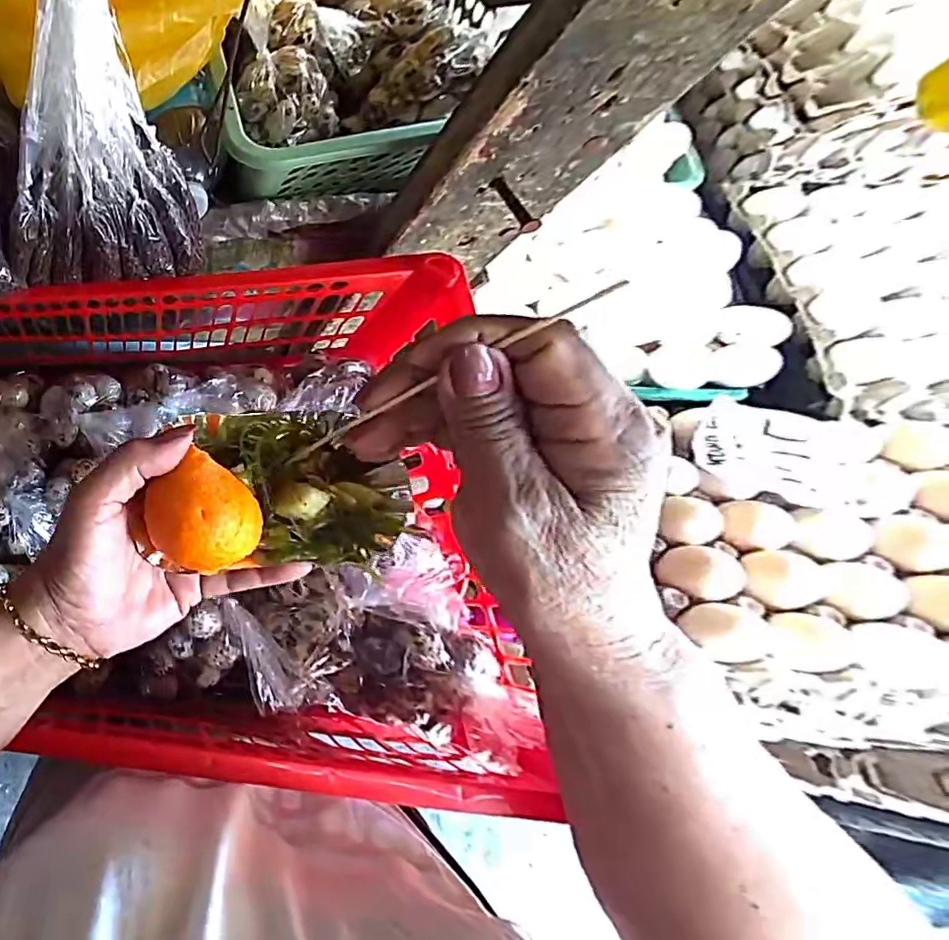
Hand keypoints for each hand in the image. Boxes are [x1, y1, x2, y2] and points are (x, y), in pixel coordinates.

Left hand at [12, 427, 309, 659]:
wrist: (70, 621)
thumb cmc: (77, 553)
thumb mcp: (94, 499)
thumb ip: (132, 464)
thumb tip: (187, 436)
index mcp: (142, 488)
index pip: (183, 460)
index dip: (216, 448)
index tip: (257, 437)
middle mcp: (166, 515)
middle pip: (214, 495)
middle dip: (252, 485)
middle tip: (298, 474)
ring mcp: (183, 551)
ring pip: (232, 534)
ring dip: (267, 527)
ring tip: (309, 514)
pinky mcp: (193, 587)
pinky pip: (234, 576)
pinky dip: (265, 572)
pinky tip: (300, 563)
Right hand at [345, 318, 665, 654]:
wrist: (575, 628)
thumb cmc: (549, 575)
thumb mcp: (509, 500)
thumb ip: (488, 424)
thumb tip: (466, 355)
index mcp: (604, 423)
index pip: (543, 342)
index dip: (471, 341)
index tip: (408, 371)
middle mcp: (588, 413)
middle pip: (501, 361)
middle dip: (427, 377)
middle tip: (369, 410)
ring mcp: (559, 428)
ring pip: (477, 386)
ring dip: (416, 405)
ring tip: (365, 439)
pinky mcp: (531, 443)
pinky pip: (474, 414)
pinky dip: (428, 424)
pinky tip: (390, 442)